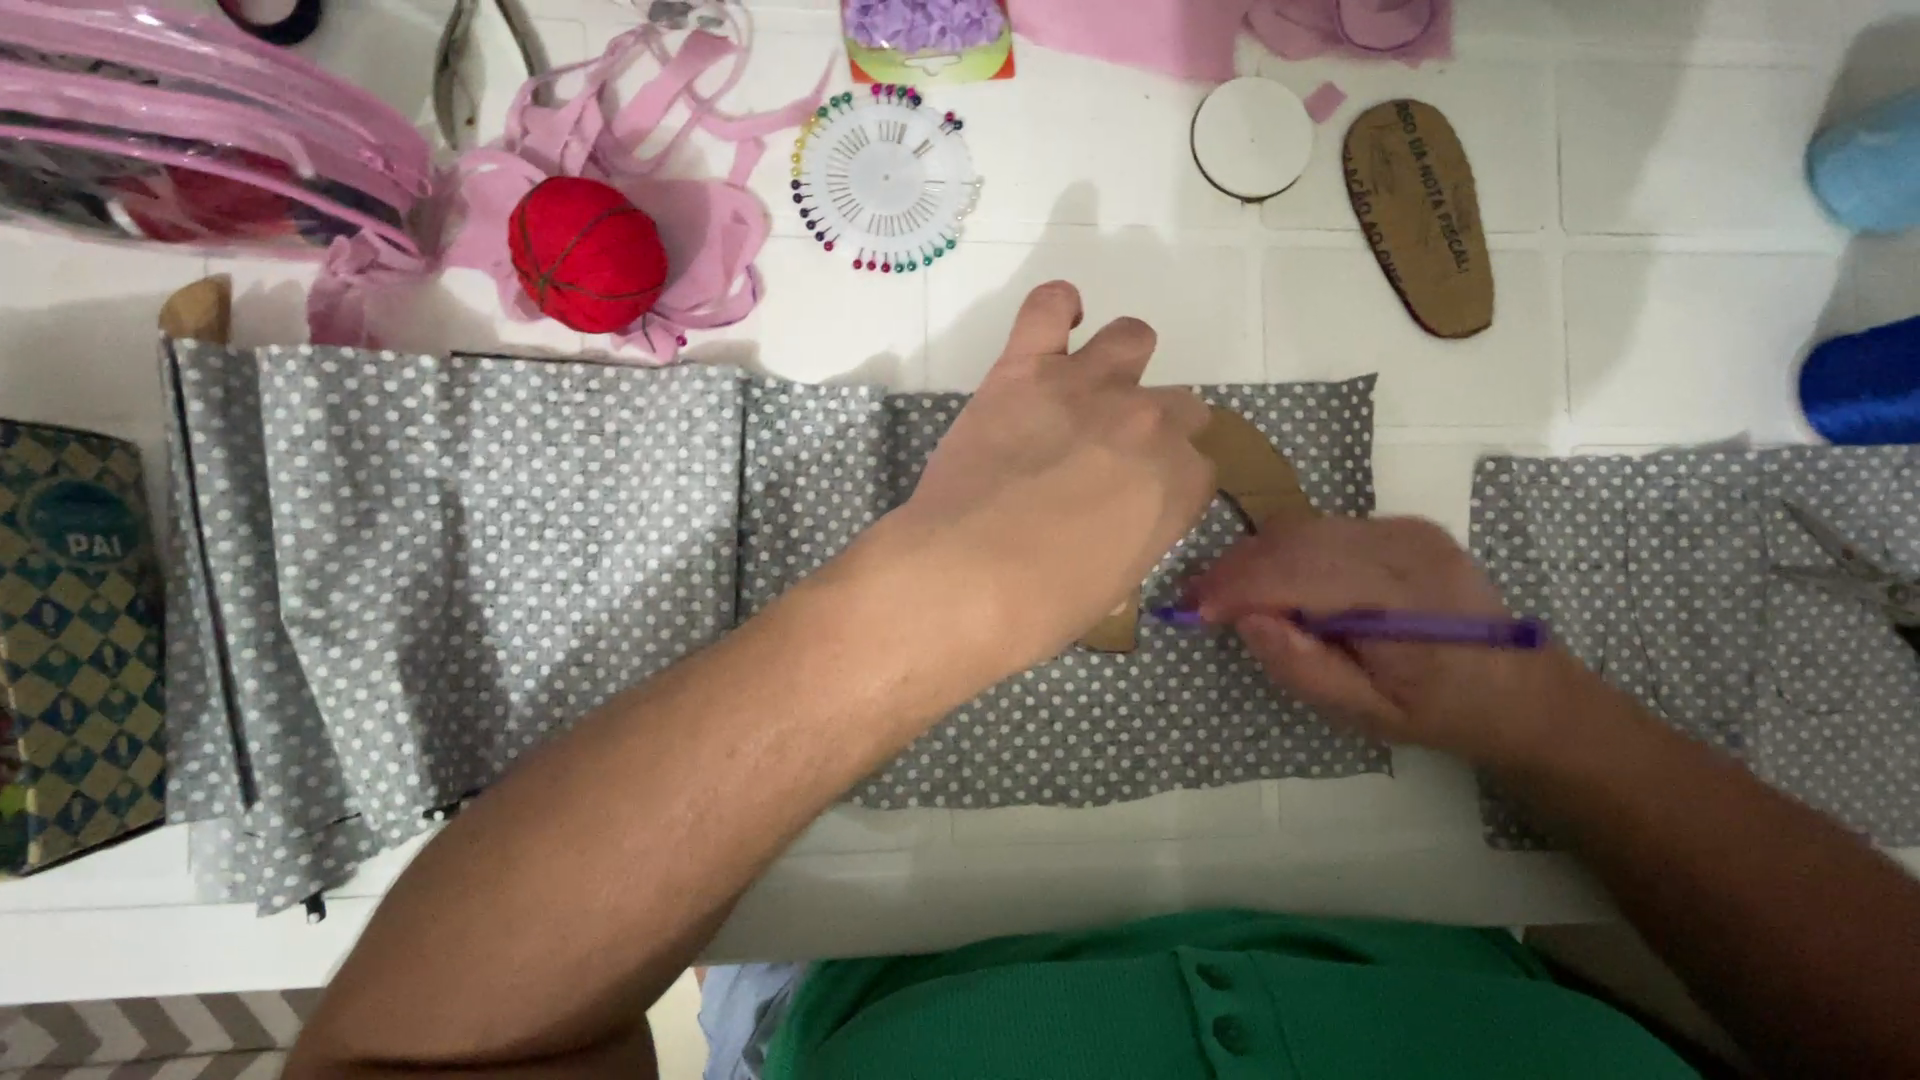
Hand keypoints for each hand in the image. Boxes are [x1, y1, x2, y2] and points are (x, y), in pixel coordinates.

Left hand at [887, 281, 1215, 672]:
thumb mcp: (1113, 587)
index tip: (1134, 498)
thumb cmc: (1043, 605)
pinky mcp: (1025, 368)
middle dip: (1151, 429)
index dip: (1165, 482)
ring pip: (1132, 340)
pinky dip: (1057, 308)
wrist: (967, 576)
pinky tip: (1055, 325)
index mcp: (1180, 483)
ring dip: (1120, 362)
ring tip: (1087, 389)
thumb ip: (1129, 540)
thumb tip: (1110, 532)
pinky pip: (1049, 307)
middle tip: (1106, 457)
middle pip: (1177, 404)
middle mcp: (1149, 422)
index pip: (1197, 466)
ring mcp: (1087, 386)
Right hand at [1185, 516, 1588, 764]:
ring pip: (1304, 526)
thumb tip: (1247, 619)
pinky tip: (1279, 584)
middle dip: (1235, 566)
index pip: (1299, 571)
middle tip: (1198, 601)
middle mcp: (1406, 547)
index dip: (1237, 585)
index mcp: (1404, 600)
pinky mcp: (1402, 525)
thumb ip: (1304, 668)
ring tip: (1230, 595)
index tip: (1192, 609)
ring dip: (1257, 556)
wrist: (1522, 689)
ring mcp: (1406, 529)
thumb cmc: (1441, 712)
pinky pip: (1323, 527)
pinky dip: (1286, 551)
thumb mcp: (1368, 715)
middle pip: (1294, 537)